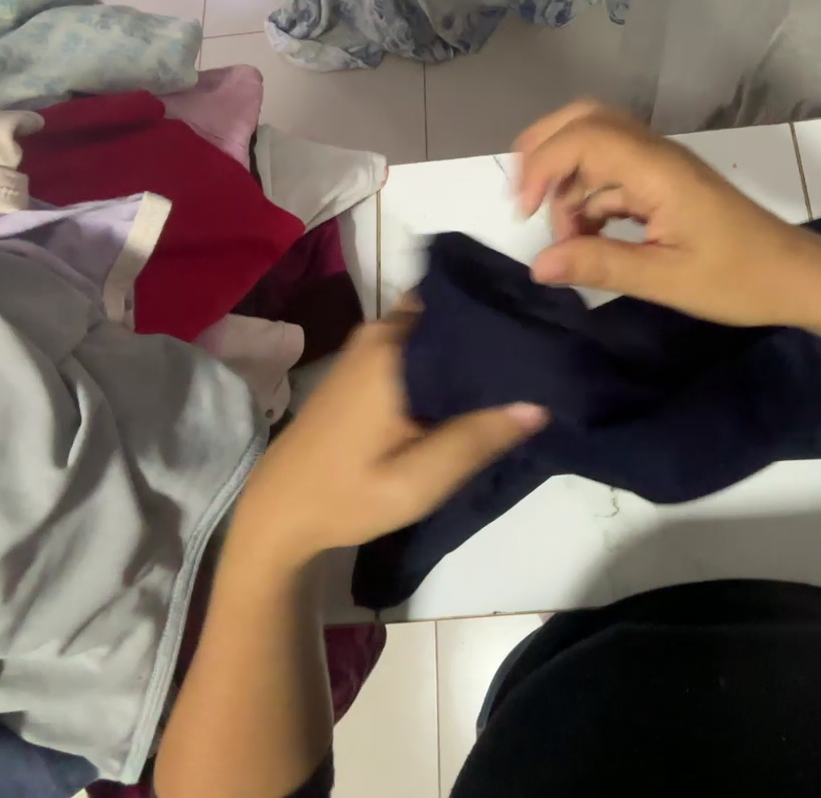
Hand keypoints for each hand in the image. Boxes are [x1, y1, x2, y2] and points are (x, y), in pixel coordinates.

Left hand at [226, 308, 547, 567]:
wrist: (278, 512)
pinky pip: (415, 343)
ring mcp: (366, 347)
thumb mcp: (419, 480)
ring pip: (432, 328)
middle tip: (536, 352)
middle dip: (488, 330)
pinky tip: (471, 383)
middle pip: (448, 313)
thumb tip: (538, 404)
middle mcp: (379, 334)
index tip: (542, 331)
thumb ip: (476, 438)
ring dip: (466, 345)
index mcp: (392, 348)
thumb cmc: (347, 495)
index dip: (502, 317)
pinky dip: (444, 357)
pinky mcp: (362, 365)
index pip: (461, 307)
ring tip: (515, 365)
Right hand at [515, 100, 820, 327]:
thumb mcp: (665, 280)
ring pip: (596, 147)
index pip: (584, 138)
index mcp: (658, 170)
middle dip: (544, 151)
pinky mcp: (664, 185)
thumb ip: (599, 266)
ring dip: (567, 183)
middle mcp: (656, 155)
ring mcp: (661, 167)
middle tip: (524, 199)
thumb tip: (538, 265)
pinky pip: (612, 176)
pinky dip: (588, 199)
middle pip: (586, 120)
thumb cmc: (739, 280)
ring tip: (562, 237)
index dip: (543, 166)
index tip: (525, 213)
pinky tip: (585, 238)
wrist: (797, 277)